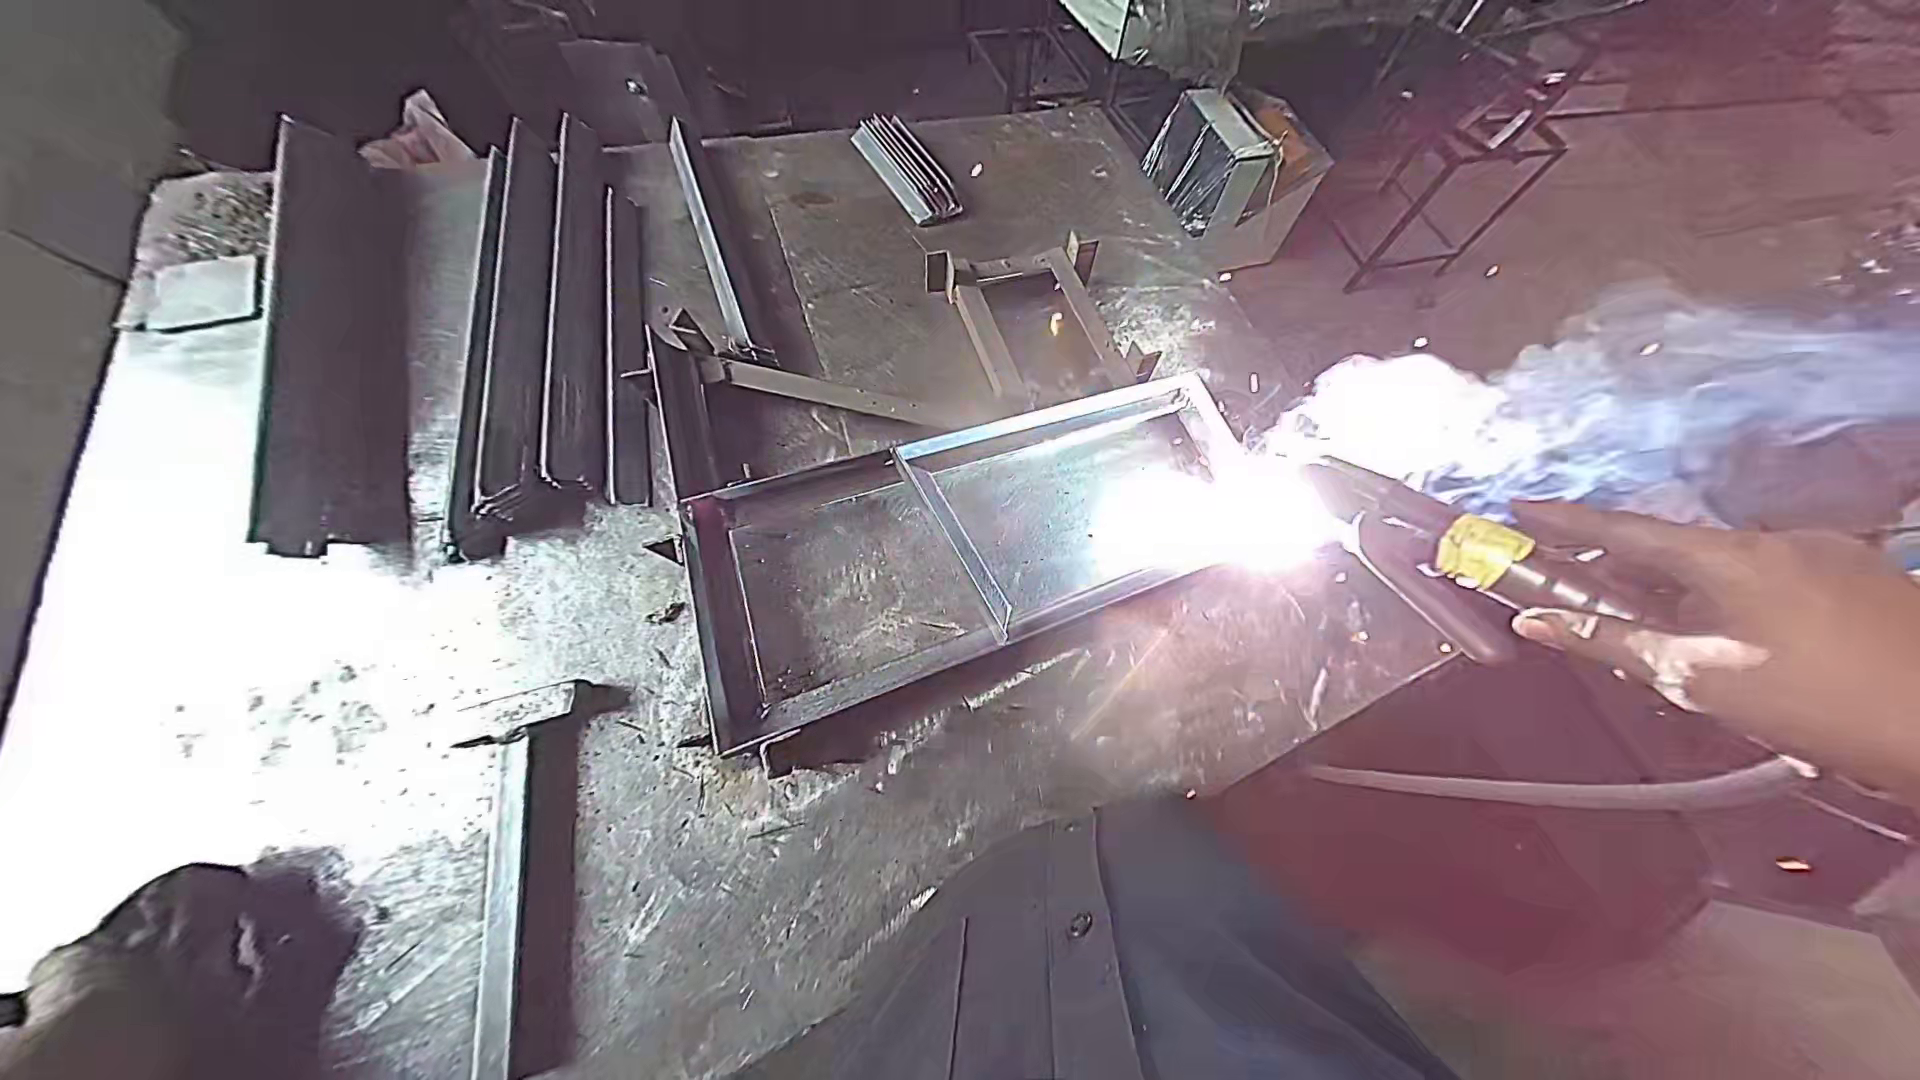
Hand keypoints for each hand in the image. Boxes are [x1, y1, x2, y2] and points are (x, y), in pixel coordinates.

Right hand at [1508, 501, 1919, 803]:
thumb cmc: (1819, 703)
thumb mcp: (1693, 675)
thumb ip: (1604, 640)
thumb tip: (1531, 621)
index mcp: (1733, 558)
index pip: (1625, 529)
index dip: (1564, 520)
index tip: (1519, 507)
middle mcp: (1781, 542)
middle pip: (1669, 545)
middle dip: (1615, 566)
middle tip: (1571, 589)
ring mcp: (1828, 558)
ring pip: (1714, 562)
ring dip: (1666, 585)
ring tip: (1638, 621)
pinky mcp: (1859, 581)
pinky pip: (1757, 574)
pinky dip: (1712, 593)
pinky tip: (1706, 629)